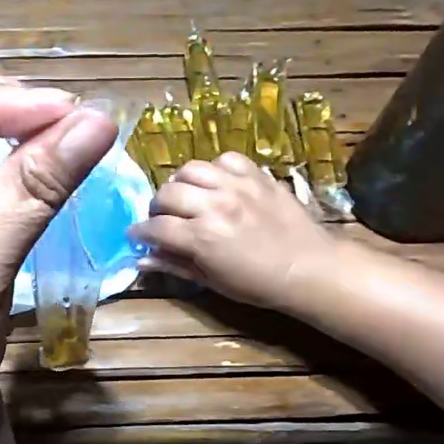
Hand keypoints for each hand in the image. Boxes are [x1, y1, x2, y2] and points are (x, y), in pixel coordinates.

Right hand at [130, 152, 333, 310]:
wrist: (308, 268)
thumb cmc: (257, 284)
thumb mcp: (211, 281)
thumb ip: (175, 265)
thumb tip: (141, 258)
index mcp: (202, 237)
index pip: (155, 227)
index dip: (140, 232)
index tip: (135, 235)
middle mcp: (215, 205)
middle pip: (167, 193)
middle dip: (157, 208)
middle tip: (163, 219)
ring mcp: (237, 186)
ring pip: (191, 170)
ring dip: (181, 184)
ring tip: (187, 197)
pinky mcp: (257, 175)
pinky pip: (225, 159)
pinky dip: (215, 170)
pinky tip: (216, 184)